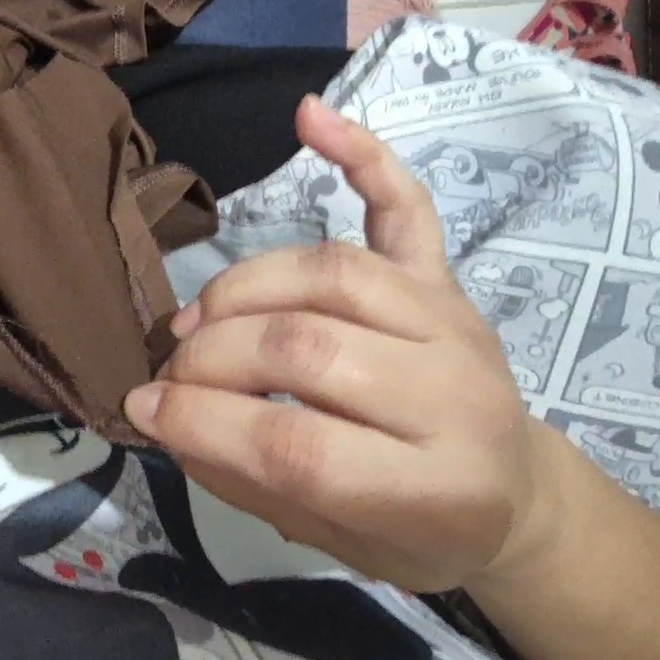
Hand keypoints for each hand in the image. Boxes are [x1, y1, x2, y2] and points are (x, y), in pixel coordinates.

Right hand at [124, 95, 561, 592]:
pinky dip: (360, 155)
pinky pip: (405, 207)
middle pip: (304, 348)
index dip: (200, 422)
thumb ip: (244, 480)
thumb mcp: (332, 544)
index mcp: (435, 485)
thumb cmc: (418, 534)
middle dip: (209, 357)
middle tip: (169, 372)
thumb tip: (162, 412)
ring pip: (329, 272)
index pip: (295, 445)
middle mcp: (455, 392)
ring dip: (240, 288)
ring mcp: (453, 322)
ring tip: (196, 320)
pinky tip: (309, 116)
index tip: (142, 409)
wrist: (518, 503)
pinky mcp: (445, 282)